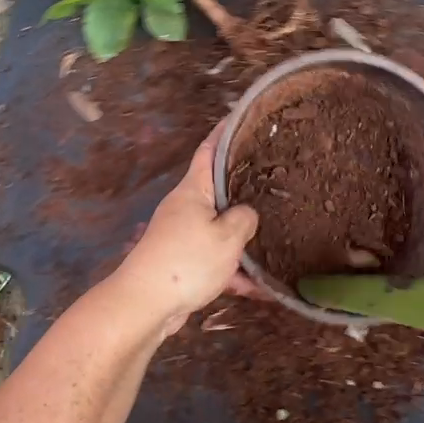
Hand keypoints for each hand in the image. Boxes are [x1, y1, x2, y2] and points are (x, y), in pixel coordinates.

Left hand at [106, 124, 258, 336]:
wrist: (146, 304)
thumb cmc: (186, 260)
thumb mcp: (226, 237)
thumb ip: (244, 219)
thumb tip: (246, 215)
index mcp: (193, 191)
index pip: (209, 152)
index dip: (224, 134)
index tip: (240, 119)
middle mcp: (185, 208)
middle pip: (217, 192)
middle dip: (243, 189)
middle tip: (274, 181)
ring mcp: (182, 236)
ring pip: (220, 230)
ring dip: (244, 241)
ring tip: (277, 242)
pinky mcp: (183, 264)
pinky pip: (215, 261)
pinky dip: (235, 272)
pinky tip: (261, 290)